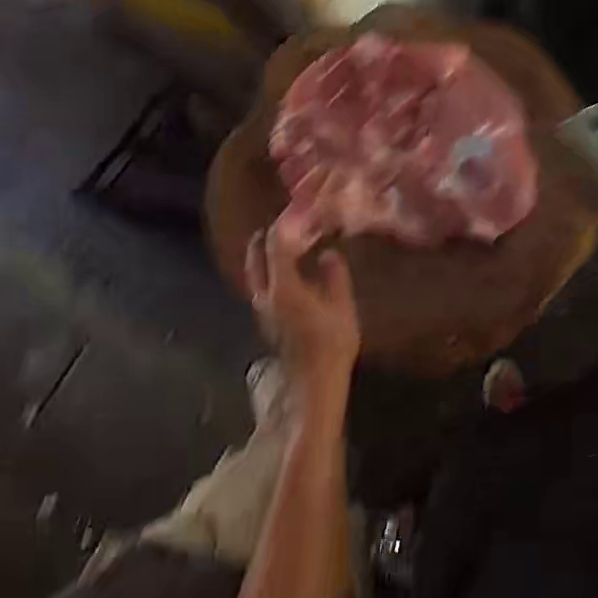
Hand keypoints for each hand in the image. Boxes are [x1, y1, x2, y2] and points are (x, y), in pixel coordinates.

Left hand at [246, 225, 359, 391]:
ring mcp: (263, 312)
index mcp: (283, 286)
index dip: (284, 227)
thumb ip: (334, 275)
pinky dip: (268, 276)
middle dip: (262, 242)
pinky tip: (284, 278)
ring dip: (263, 259)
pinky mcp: (267, 323)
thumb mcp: (342, 305)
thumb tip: (328, 253)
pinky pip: (262, 290)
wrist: (314, 384)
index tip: (293, 213)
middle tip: (272, 228)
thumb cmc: (331, 342)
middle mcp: (266, 296)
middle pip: (256, 261)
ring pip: (256, 277)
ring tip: (278, 250)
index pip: (277, 246)